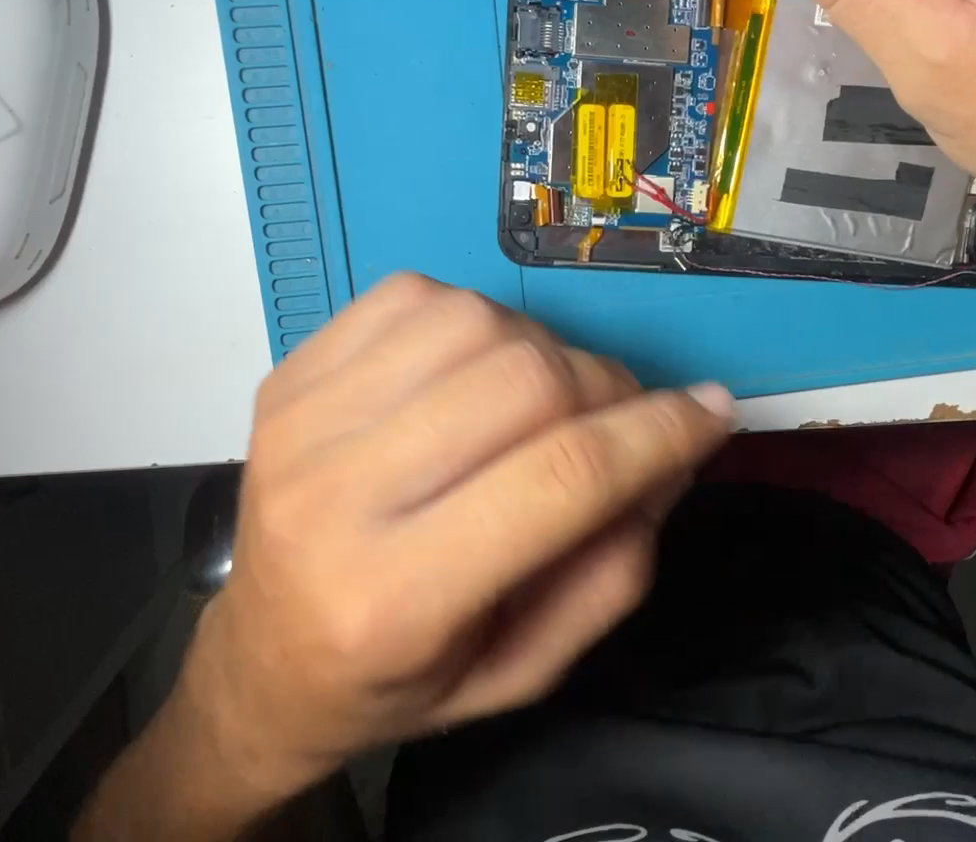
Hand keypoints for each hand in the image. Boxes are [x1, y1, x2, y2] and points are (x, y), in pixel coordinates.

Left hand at [181, 274, 732, 786]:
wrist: (264, 656)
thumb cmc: (401, 679)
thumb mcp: (525, 669)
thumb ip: (612, 571)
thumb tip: (671, 452)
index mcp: (396, 598)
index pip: (559, 479)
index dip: (656, 434)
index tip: (711, 412)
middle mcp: (335, 496)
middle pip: (521, 382)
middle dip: (603, 389)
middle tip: (616, 418)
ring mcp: (303, 420)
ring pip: (472, 321)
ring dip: (540, 349)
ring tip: (541, 398)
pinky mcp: (291, 373)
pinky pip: (413, 295)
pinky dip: (473, 317)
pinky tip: (474, 369)